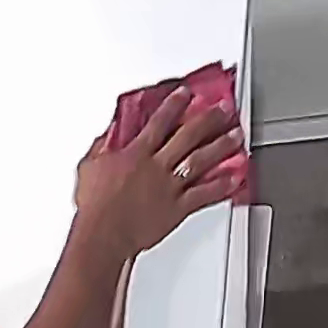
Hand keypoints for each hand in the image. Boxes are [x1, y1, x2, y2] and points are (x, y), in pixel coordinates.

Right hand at [72, 88, 244, 266]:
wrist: (104, 234)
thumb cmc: (95, 205)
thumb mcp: (91, 166)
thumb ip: (103, 146)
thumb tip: (109, 134)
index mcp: (137, 153)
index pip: (160, 121)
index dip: (175, 105)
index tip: (187, 93)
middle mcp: (157, 166)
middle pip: (188, 136)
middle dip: (209, 119)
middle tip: (224, 109)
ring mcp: (170, 187)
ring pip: (201, 161)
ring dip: (221, 146)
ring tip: (236, 135)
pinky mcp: (177, 209)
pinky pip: (204, 195)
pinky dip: (221, 186)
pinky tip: (234, 177)